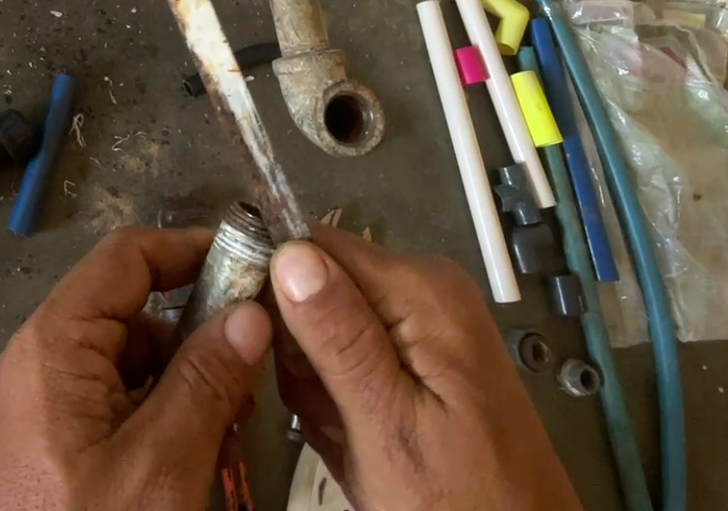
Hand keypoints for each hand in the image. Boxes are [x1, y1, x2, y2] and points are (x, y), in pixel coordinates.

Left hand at [0, 227, 272, 509]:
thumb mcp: (160, 468)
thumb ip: (206, 381)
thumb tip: (250, 313)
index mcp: (53, 345)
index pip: (124, 259)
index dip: (186, 249)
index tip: (247, 260)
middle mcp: (42, 360)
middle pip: (129, 306)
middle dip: (193, 322)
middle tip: (255, 348)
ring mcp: (46, 402)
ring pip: (129, 354)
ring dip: (185, 370)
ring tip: (233, 409)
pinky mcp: (56, 440)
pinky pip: (117, 397)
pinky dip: (162, 406)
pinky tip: (198, 441)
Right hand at [271, 226, 579, 509]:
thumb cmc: (460, 503)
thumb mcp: (389, 430)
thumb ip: (339, 338)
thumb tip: (289, 251)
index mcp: (420, 287)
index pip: (309, 243)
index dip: (275, 290)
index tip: (268, 351)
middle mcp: (422, 284)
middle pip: (314, 284)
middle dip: (302, 351)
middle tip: (326, 415)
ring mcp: (422, 316)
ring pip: (322, 320)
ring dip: (317, 379)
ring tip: (346, 433)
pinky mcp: (418, 346)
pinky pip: (346, 347)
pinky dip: (337, 391)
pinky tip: (356, 432)